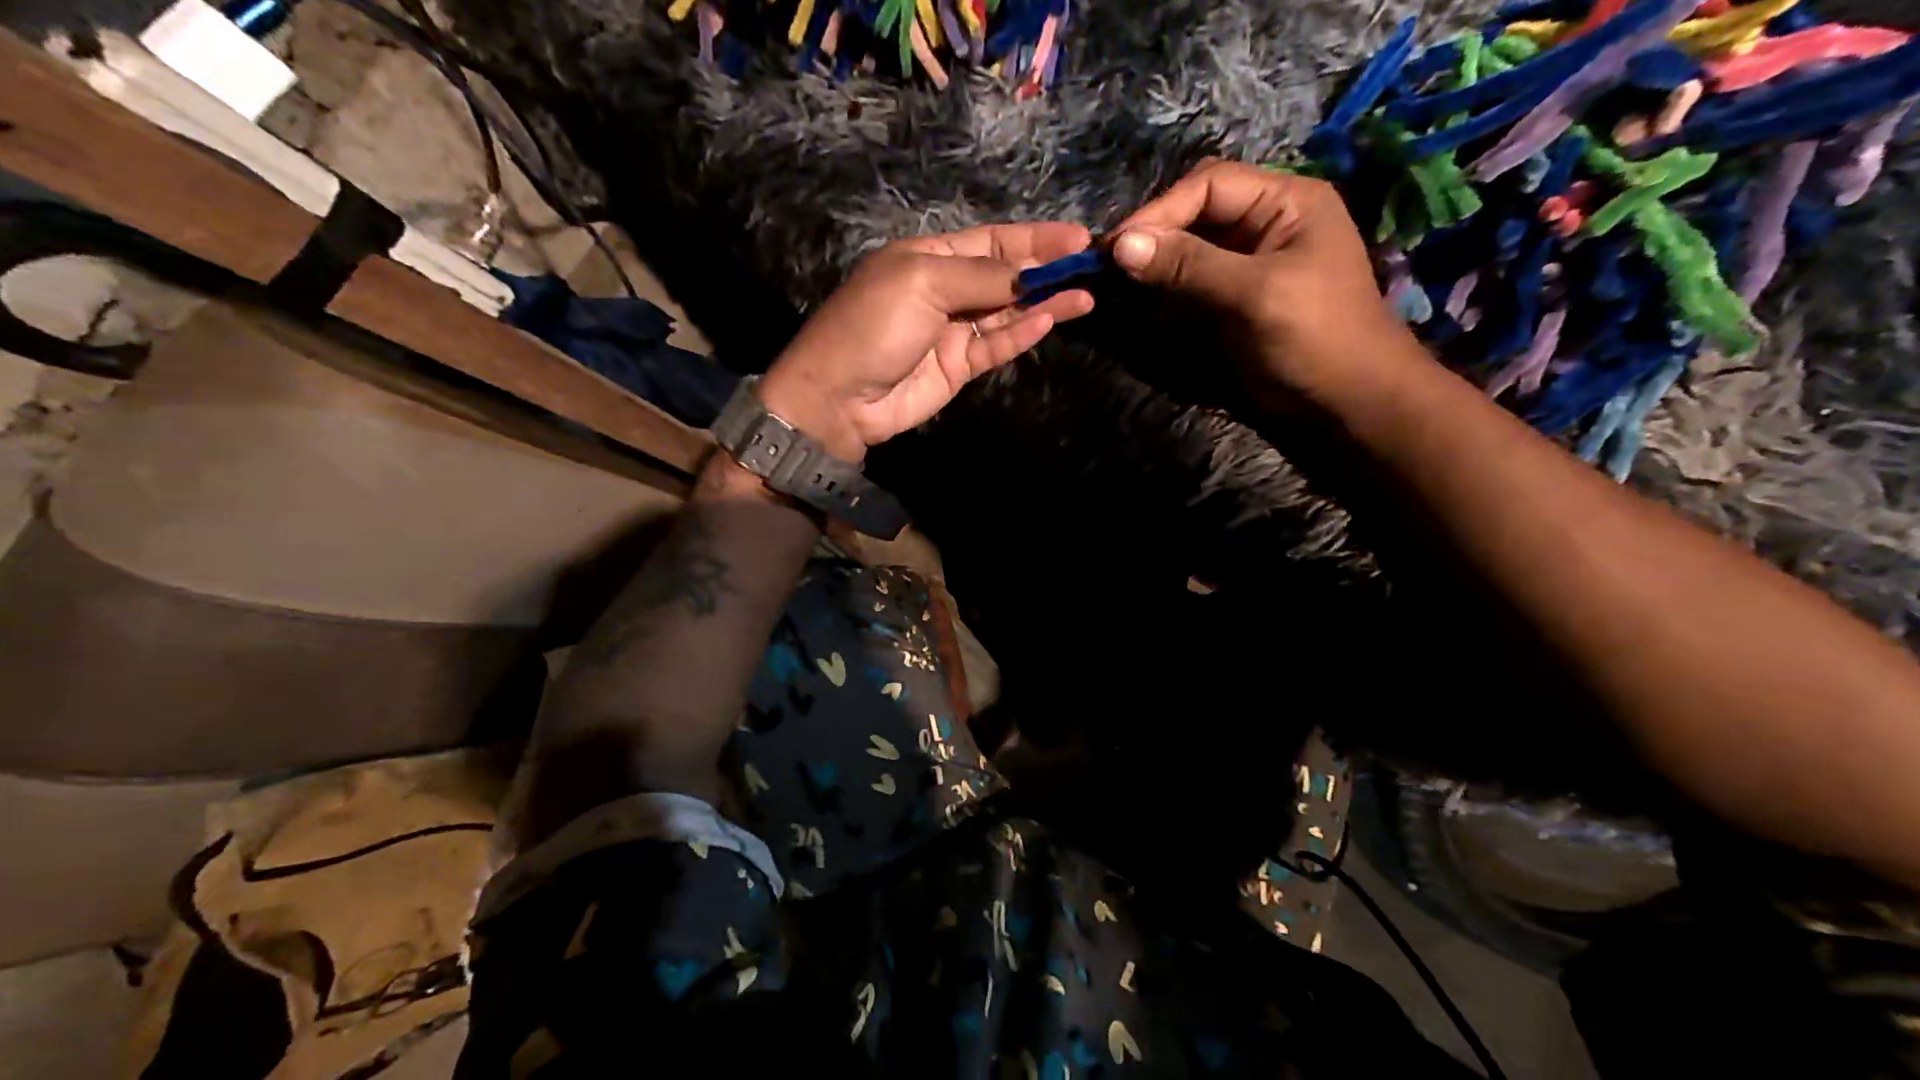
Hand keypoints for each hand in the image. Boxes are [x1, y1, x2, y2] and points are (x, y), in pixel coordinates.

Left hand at [758, 224, 1096, 461]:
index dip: (1035, 239)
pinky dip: (1023, 334)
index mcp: (929, 257)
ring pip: (1008, 312)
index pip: (992, 241)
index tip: (1078, 236)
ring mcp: (953, 331)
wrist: (839, 398)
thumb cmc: (872, 326)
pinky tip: (1051, 321)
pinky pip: (997, 346)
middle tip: (1091, 266)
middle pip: (1006, 275)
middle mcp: (945, 290)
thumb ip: (981, 276)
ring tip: (1085, 296)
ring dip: (1046, 304)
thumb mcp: (923, 283)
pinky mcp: (958, 368)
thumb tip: (1032, 273)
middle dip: (1047, 269)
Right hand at [1111, 160, 1422, 401]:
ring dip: (1157, 261)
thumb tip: (1121, 246)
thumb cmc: (1315, 335)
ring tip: (1121, 281)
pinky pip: (1193, 276)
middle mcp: (1266, 219)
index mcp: (1286, 200)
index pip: (1209, 185)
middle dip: (1155, 233)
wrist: (1349, 397)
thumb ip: (1189, 265)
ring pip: (1190, 244)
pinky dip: (1168, 286)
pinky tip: (1147, 298)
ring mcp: (1251, 257)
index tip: (1116, 246)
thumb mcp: (1254, 294)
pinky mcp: (1237, 292)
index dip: (1160, 211)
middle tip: (1112, 263)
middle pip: (1196, 209)